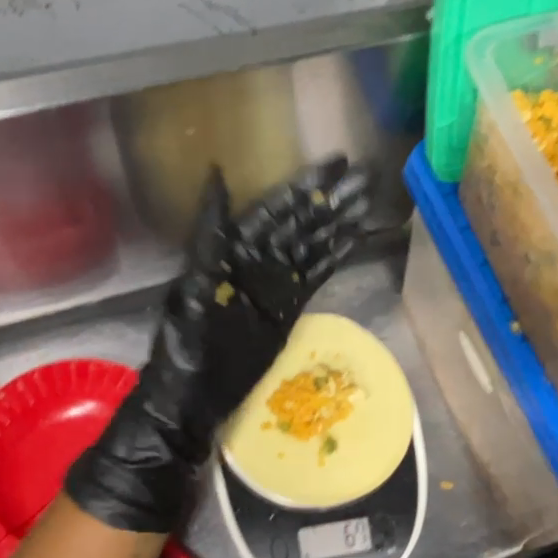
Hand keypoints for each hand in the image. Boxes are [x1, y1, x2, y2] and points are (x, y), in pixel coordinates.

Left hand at [63, 158, 372, 532]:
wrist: (191, 396)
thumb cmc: (186, 341)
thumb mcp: (194, 283)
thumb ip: (211, 231)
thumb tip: (216, 175)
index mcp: (234, 248)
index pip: (277, 207)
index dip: (307, 184)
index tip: (338, 161)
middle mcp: (258, 259)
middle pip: (302, 222)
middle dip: (333, 199)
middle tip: (368, 176)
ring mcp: (275, 284)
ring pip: (313, 245)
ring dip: (340, 223)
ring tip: (370, 201)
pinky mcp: (288, 308)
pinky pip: (316, 274)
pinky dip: (337, 255)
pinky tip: (357, 239)